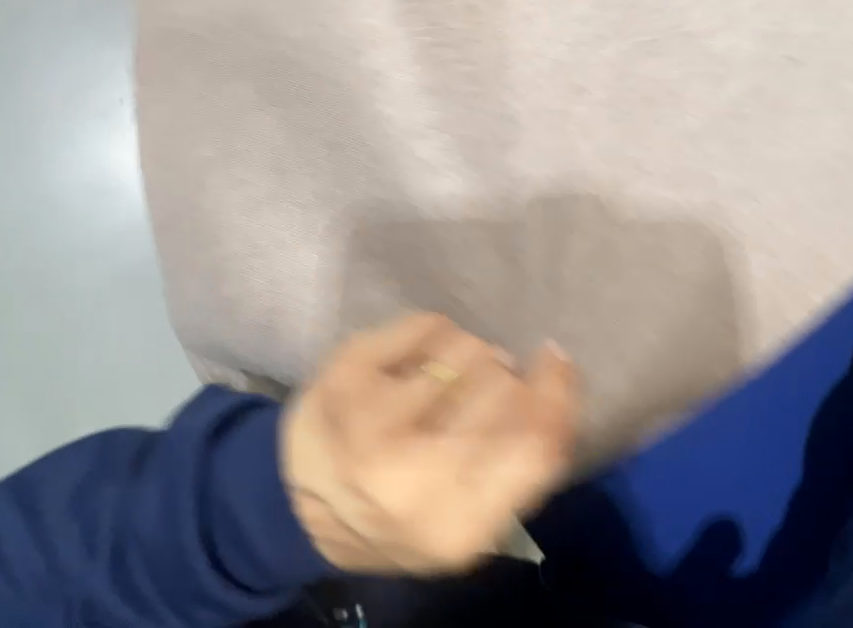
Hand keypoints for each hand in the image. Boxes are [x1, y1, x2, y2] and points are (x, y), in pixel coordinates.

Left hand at [279, 313, 580, 574]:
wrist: (294, 506)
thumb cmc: (394, 514)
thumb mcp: (465, 522)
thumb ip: (516, 467)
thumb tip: (553, 382)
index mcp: (456, 525)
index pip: (537, 444)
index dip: (558, 394)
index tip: (557, 361)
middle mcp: (412, 477)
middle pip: (504, 388)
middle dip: (506, 377)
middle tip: (491, 381)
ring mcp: (372, 423)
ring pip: (467, 351)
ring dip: (470, 355)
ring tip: (447, 376)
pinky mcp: (346, 376)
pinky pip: (427, 325)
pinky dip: (435, 334)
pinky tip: (418, 358)